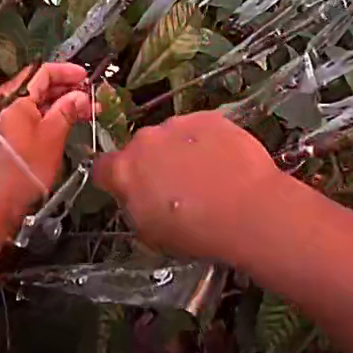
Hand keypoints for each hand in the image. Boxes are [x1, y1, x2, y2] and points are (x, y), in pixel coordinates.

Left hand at [0, 63, 92, 221]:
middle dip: (63, 90)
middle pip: (33, 87)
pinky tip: (58, 128)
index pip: (41, 72)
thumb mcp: (52, 137)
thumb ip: (67, 111)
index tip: (86, 77)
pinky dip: (40, 119)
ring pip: (28, 104)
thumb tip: (80, 96)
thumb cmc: (22, 170)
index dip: (66, 72)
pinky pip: (19, 119)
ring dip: (54, 106)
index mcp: (11, 97)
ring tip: (80, 114)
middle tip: (88, 98)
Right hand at [93, 111, 283, 259]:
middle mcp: (143, 141)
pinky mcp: (208, 118)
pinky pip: (200, 128)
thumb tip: (136, 199)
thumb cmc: (196, 231)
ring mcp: (176, 126)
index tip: (129, 190)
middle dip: (152, 164)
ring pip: (171, 137)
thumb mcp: (149, 233)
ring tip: (206, 177)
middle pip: (139, 149)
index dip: (115, 179)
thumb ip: (133, 208)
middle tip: (174, 189)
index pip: (103, 168)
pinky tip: (224, 164)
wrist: (249, 213)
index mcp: (122, 170)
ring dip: (180, 151)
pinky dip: (208, 141)